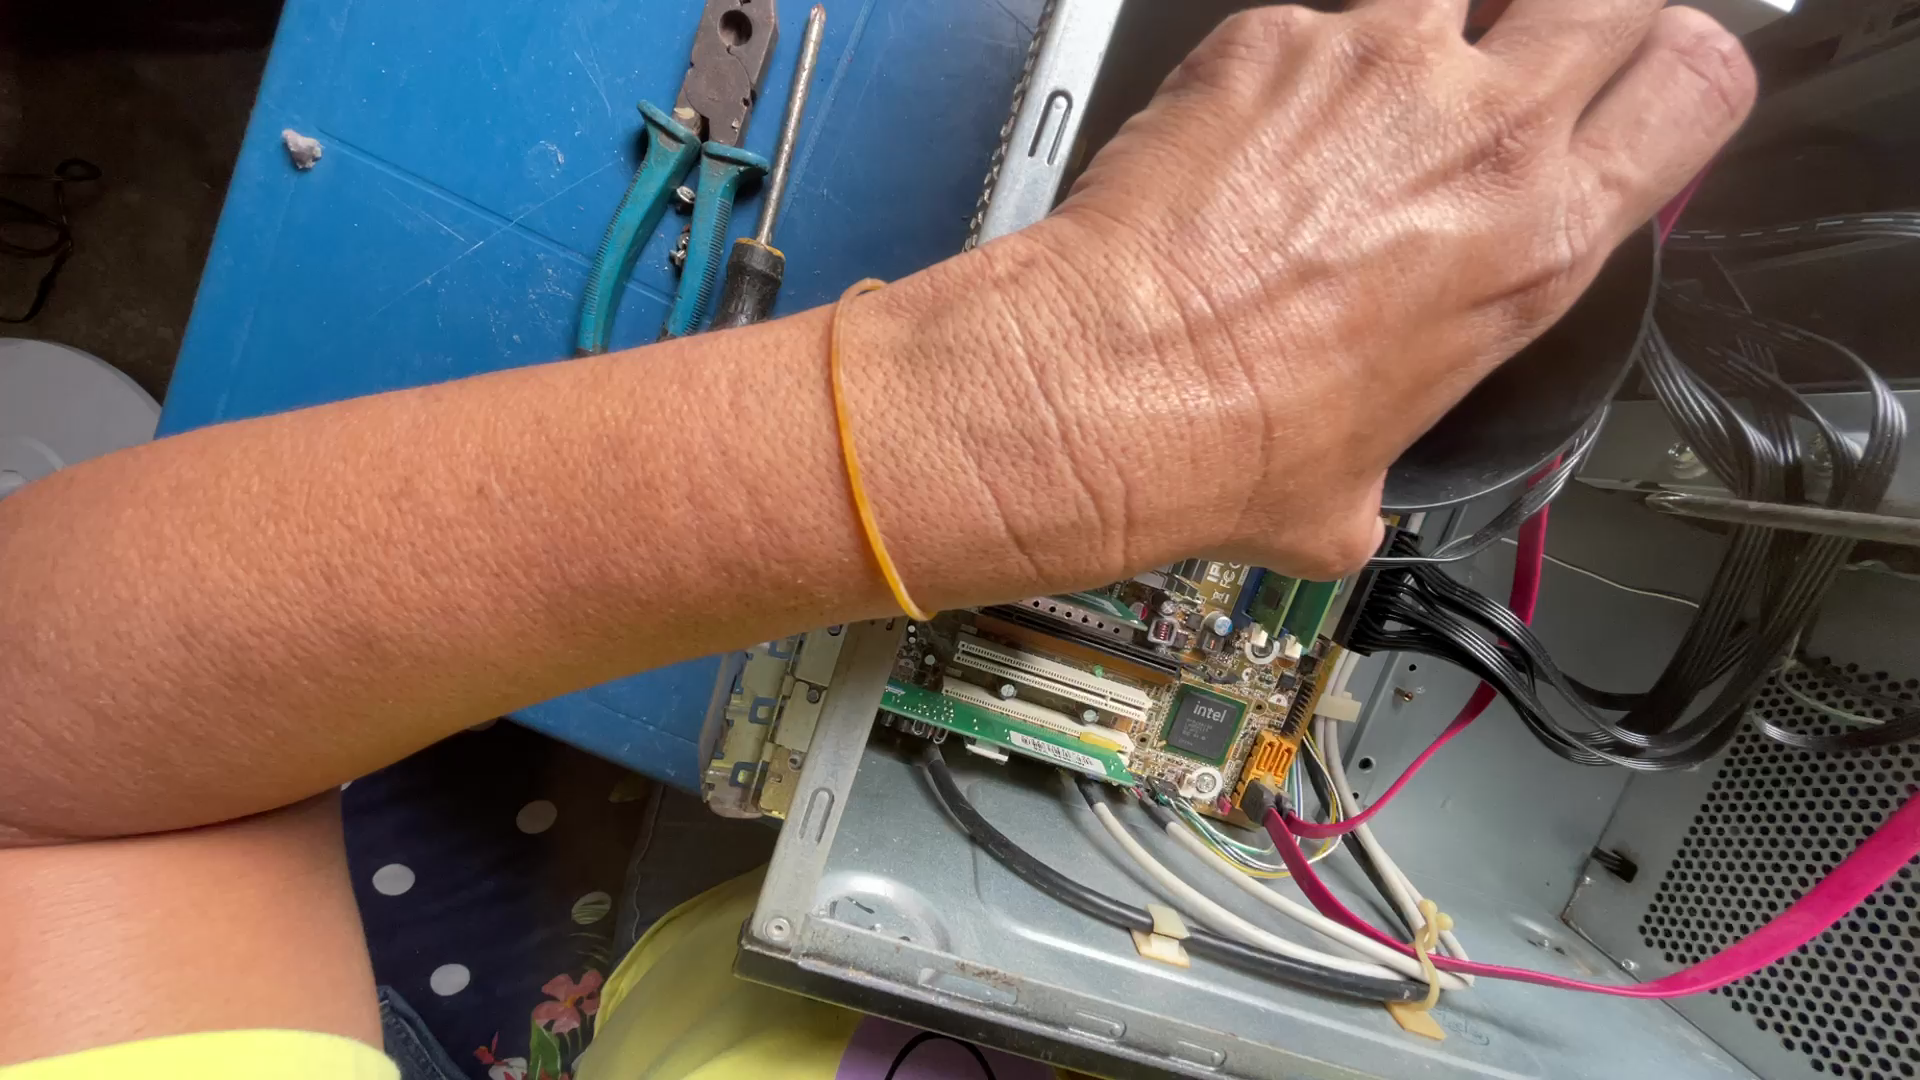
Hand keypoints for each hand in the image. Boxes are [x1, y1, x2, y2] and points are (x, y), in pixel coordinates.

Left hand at [1008, 0, 1754, 578]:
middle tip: (1480, 94)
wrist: (1103, 397)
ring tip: (1335, 137)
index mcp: (1527, 248)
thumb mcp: (1344, 498)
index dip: (1657, 89)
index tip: (1607, 107)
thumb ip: (1382, 465)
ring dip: (1411, 50)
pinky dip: (1275, 80)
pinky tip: (1225, 155)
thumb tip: (1355, 483)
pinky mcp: (1254, 50)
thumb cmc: (1221, 455)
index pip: (1694, 92)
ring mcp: (1362, 70)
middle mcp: (1468, 134)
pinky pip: (1296, 33)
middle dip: (1559, 28)